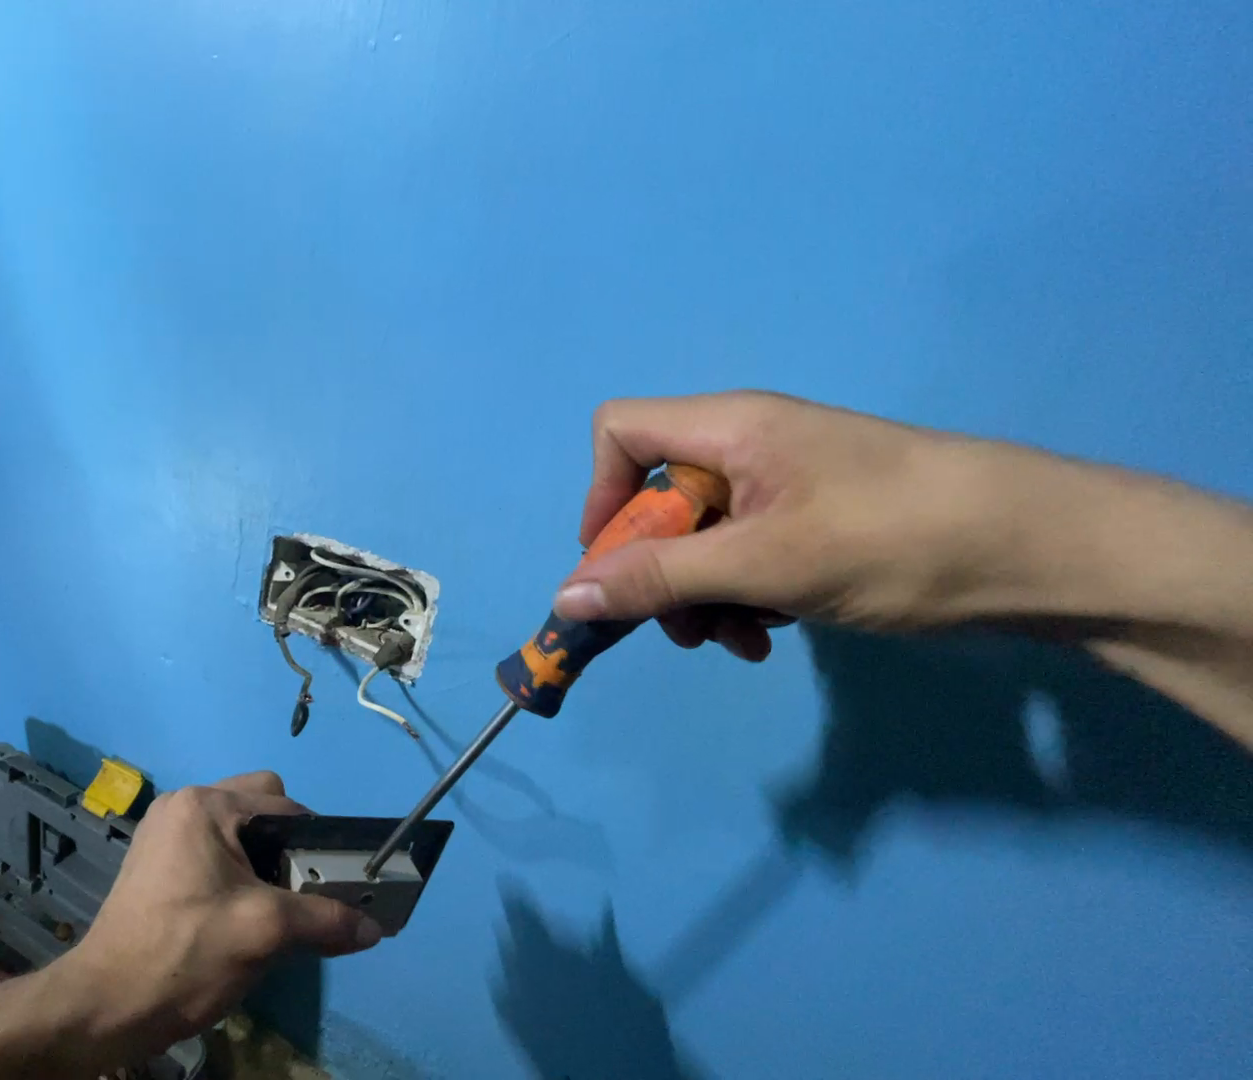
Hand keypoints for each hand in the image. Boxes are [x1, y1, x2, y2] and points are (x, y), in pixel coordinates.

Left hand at [46, 772, 383, 1063]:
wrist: (106, 1005)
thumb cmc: (186, 955)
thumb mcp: (265, 933)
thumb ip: (325, 920)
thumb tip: (375, 928)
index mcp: (205, 805)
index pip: (284, 804)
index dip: (314, 841)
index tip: (329, 881)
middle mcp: (182, 803)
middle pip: (258, 807)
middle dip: (286, 844)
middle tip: (292, 890)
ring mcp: (163, 829)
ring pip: (235, 829)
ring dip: (260, 859)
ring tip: (268, 904)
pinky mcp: (155, 858)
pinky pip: (211, 846)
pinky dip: (234, 869)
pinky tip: (235, 911)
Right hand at [553, 391, 1065, 658]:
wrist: (1059, 557)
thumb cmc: (898, 541)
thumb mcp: (764, 565)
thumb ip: (658, 579)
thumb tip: (565, 598)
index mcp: (729, 428)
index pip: (619, 432)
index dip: (601, 494)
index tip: (614, 563)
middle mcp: (744, 447)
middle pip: (654, 499)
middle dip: (655, 569)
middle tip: (677, 627)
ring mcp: (780, 487)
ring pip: (695, 538)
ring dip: (698, 596)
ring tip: (735, 641)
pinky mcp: (809, 523)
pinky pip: (740, 556)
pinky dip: (738, 599)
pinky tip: (766, 638)